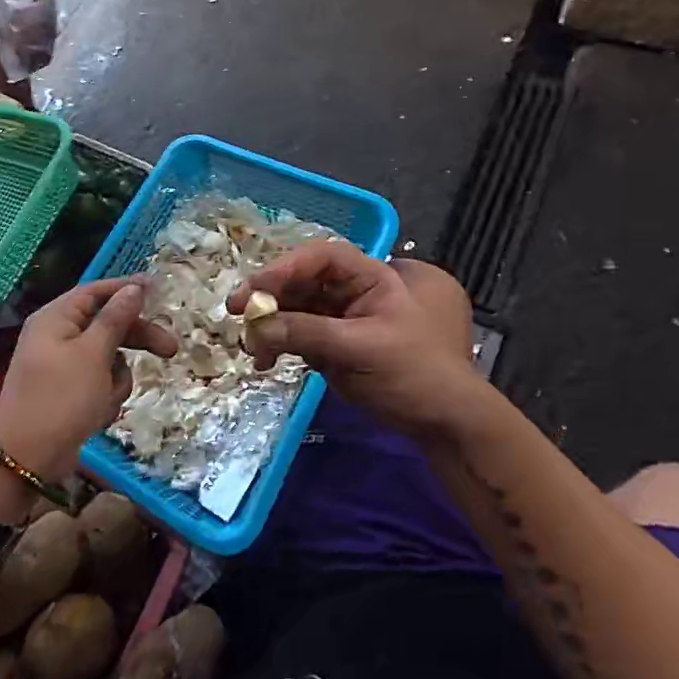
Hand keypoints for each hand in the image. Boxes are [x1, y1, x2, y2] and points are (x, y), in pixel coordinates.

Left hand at [0, 279, 177, 482]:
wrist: (26, 460)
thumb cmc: (61, 399)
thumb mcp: (93, 354)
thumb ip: (115, 319)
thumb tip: (134, 288)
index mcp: (55, 318)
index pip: (95, 291)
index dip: (126, 288)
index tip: (158, 289)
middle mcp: (57, 336)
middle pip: (107, 325)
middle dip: (135, 340)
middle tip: (170, 351)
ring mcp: (62, 366)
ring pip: (108, 359)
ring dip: (116, 379)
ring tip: (105, 398)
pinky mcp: (69, 392)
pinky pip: (99, 384)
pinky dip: (104, 397)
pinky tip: (96, 415)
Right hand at [230, 241, 485, 435]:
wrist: (443, 420)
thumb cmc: (413, 373)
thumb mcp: (359, 349)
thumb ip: (306, 333)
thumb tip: (256, 327)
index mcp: (370, 277)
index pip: (321, 258)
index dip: (285, 266)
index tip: (254, 289)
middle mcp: (351, 291)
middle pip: (300, 280)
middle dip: (267, 296)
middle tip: (235, 313)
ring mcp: (339, 317)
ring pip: (292, 308)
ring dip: (267, 324)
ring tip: (251, 349)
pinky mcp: (330, 343)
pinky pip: (294, 334)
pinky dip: (276, 345)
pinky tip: (264, 363)